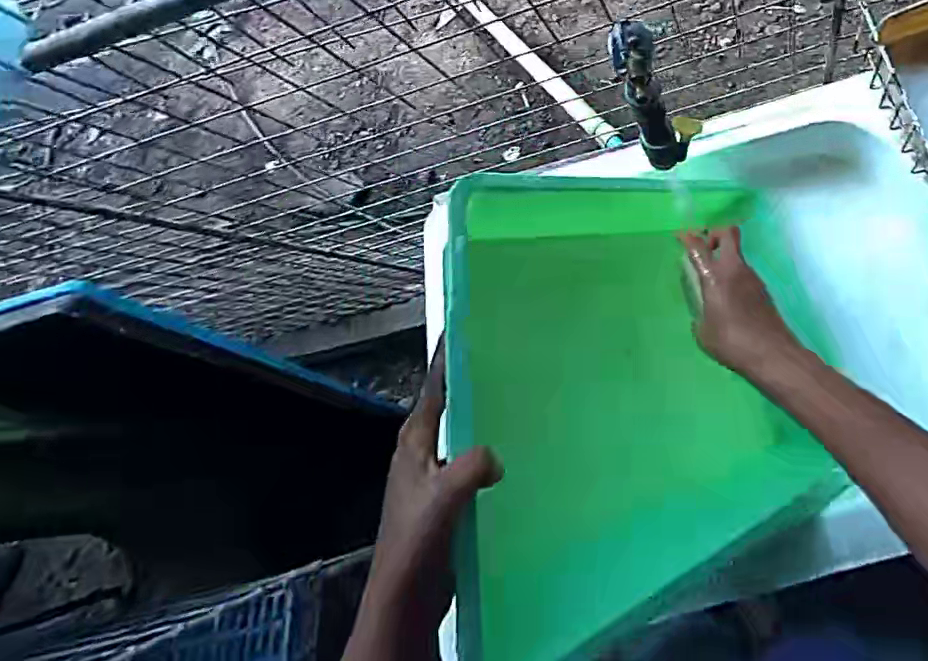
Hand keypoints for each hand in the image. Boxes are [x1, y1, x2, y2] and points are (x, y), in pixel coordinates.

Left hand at [345, 344, 501, 660]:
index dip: (449, 358)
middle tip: (510, 362)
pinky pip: (473, 462)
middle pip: (452, 405)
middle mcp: (423, 450)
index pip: (435, 386)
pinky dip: (491, 452)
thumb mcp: (444, 496)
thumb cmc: (416, 542)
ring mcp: (435, 474)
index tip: (468, 329)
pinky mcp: (448, 497)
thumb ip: (471, 466)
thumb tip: (497, 457)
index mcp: (414, 439)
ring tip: (522, 402)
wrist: (405, 599)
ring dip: (486, 421)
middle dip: (475, 385)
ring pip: (465, 434)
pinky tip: (517, 453)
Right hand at [679, 226, 805, 376]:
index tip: (681, 236)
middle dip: (714, 233)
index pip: (699, 246)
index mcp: (714, 277)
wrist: (773, 354)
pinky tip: (730, 300)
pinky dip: (734, 276)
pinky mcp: (763, 289)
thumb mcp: (704, 334)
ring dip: (725, 259)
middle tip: (705, 247)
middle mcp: (734, 269)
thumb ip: (700, 317)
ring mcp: (752, 277)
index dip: (688, 237)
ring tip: (715, 282)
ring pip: (737, 254)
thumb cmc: (732, 343)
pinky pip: (744, 273)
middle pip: (728, 233)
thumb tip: (703, 315)